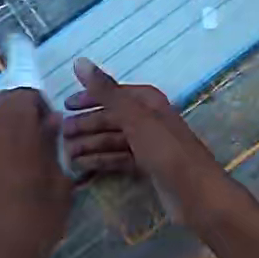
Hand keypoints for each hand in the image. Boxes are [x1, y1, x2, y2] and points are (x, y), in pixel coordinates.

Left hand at [0, 88, 73, 257]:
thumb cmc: (37, 220)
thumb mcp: (60, 183)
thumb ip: (54, 146)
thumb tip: (51, 123)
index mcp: (15, 131)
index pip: (23, 95)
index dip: (40, 105)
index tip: (51, 127)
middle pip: (2, 104)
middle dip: (22, 112)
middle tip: (40, 138)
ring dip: (7, 130)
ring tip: (24, 160)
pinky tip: (6, 176)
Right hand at [61, 58, 255, 230]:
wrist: (197, 196)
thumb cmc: (166, 151)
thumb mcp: (134, 117)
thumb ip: (106, 91)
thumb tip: (80, 62)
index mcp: (148, 102)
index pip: (113, 94)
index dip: (89, 98)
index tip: (65, 106)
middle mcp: (149, 119)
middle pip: (111, 118)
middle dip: (86, 125)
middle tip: (61, 135)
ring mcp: (148, 144)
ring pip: (112, 140)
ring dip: (89, 144)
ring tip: (66, 154)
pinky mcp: (147, 167)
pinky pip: (118, 158)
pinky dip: (100, 160)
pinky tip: (82, 166)